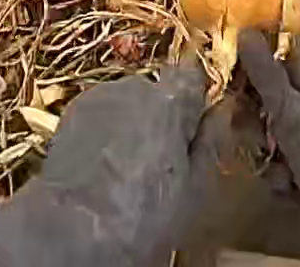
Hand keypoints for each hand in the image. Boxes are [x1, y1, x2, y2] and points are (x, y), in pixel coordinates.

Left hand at [0, 66, 235, 266]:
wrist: (75, 226)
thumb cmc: (142, 214)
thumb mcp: (194, 189)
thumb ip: (212, 141)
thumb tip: (224, 108)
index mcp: (171, 101)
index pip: (192, 74)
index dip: (195, 96)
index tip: (195, 122)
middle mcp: (136, 86)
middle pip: (158, 90)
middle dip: (161, 114)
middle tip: (161, 157)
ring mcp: (103, 94)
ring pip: (128, 100)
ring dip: (133, 120)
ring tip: (128, 165)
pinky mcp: (76, 107)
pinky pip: (102, 109)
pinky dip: (106, 127)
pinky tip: (103, 162)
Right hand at [238, 30, 299, 266]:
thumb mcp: (290, 112)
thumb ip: (266, 74)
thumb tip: (244, 29)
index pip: (267, 58)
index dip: (245, 71)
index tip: (231, 89)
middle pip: (266, 99)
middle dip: (253, 122)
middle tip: (253, 139)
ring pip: (275, 135)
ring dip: (269, 155)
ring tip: (278, 172)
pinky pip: (289, 163)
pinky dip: (286, 177)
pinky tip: (291, 190)